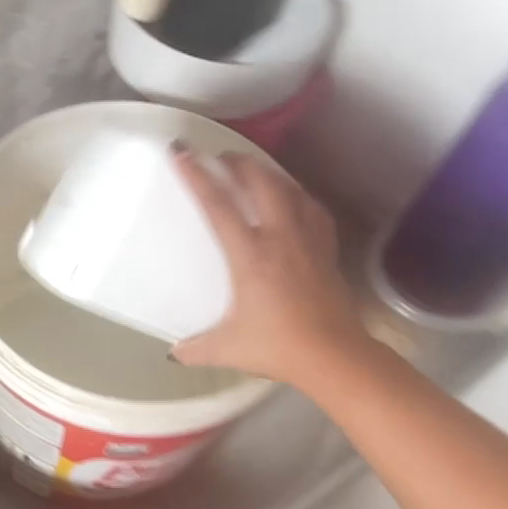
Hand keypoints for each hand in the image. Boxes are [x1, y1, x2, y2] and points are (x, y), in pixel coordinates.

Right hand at [171, 148, 377, 388]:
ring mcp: (308, 241)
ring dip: (271, 174)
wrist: (332, 355)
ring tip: (256, 171)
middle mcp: (281, 238)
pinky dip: (299, 197)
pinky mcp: (327, 251)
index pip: (219, 206)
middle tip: (222, 158)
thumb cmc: (277, 347)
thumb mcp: (226, 349)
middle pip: (261, 183)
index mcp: (251, 255)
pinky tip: (294, 200)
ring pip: (291, 190)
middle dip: (240, 164)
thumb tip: (175, 352)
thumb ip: (195, 348)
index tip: (184, 154)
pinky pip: (313, 210)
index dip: (199, 178)